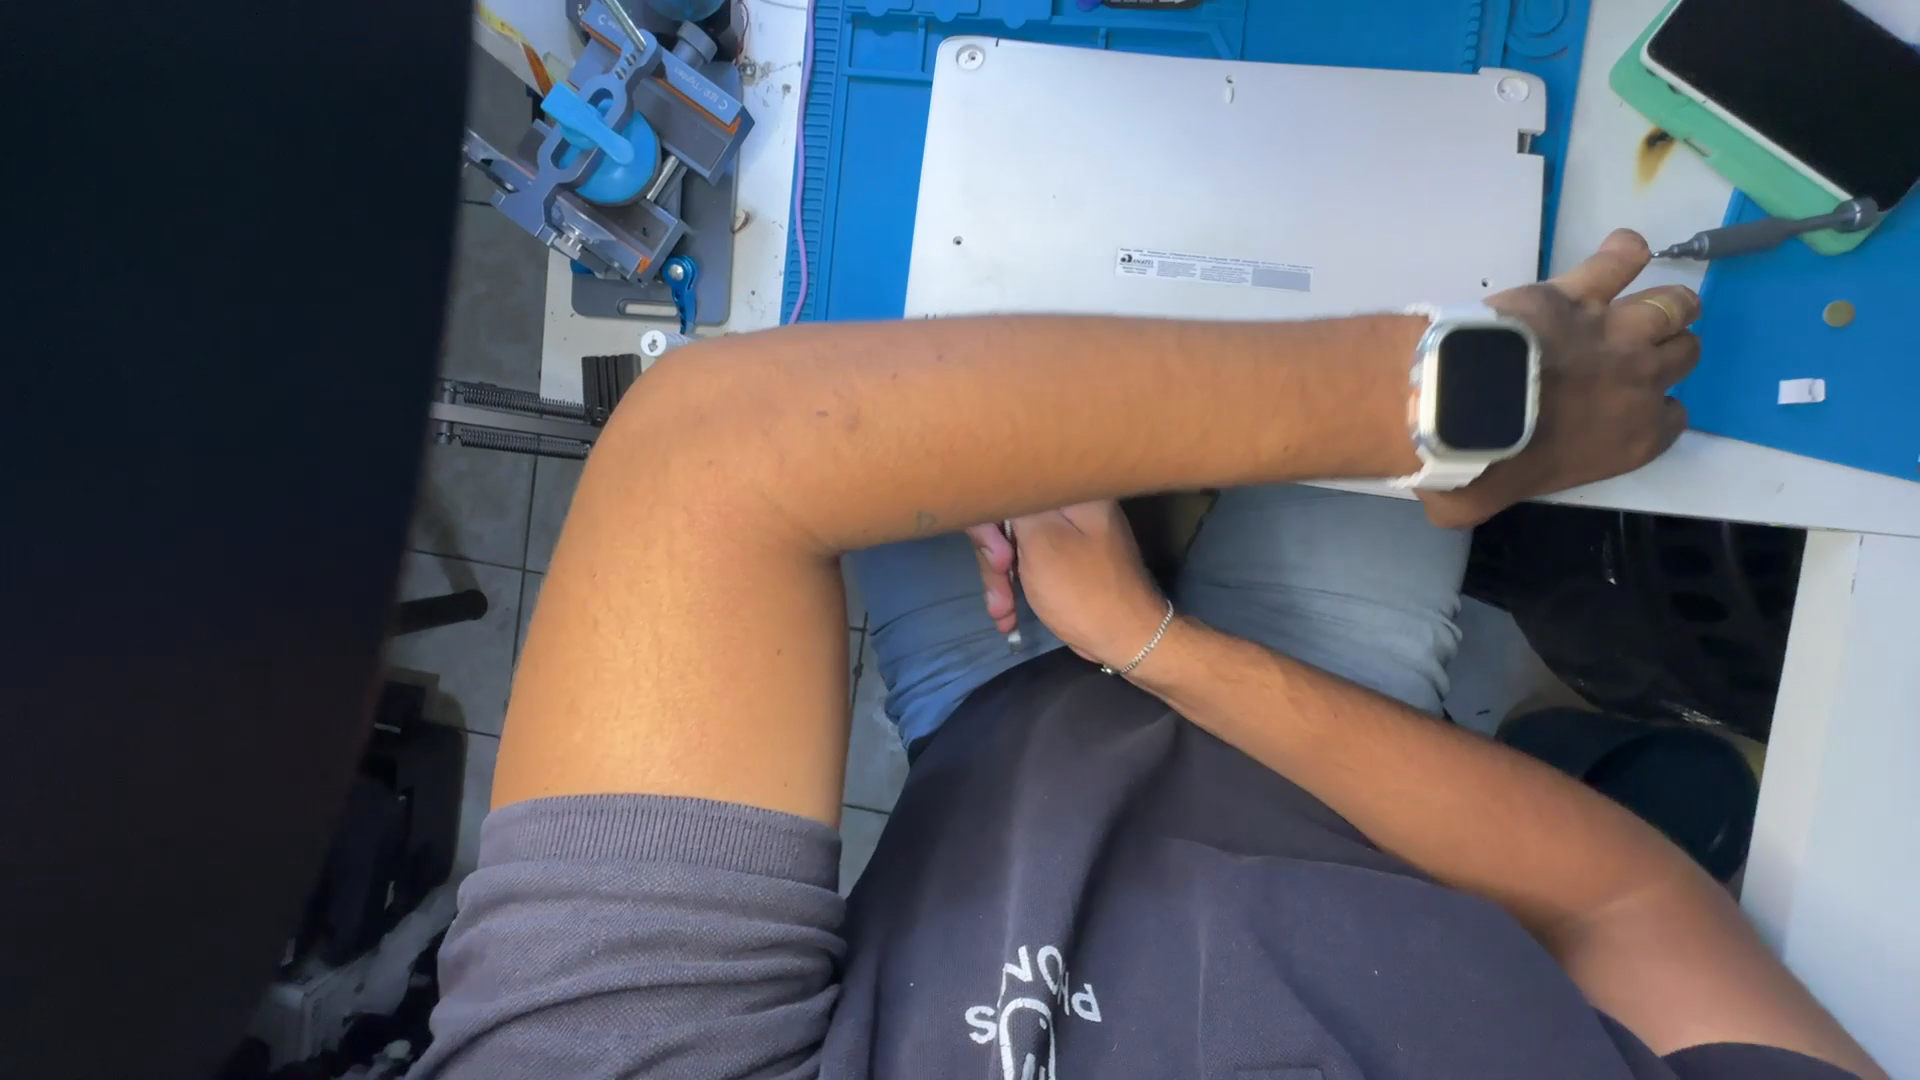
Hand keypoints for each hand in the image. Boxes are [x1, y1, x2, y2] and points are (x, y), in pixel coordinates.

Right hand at [965, 502, 1166, 668]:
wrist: (1128, 640)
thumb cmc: (1082, 590)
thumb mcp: (1040, 541)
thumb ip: (1013, 507)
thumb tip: (998, 486)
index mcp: (1070, 490)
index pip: (1010, 488)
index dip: (990, 523)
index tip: (999, 559)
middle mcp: (1072, 503)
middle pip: (1010, 518)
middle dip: (996, 560)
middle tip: (999, 596)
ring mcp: (1071, 530)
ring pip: (1017, 542)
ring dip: (1003, 578)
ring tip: (1002, 612)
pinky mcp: (1069, 555)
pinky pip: (1031, 558)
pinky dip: (1017, 583)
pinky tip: (1008, 613)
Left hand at [1419, 229, 1701, 527]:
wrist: (1450, 410)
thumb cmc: (1469, 466)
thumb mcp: (1476, 502)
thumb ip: (1490, 497)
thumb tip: (1463, 500)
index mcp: (1630, 439)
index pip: (1668, 421)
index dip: (1646, 412)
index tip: (1615, 408)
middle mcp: (1639, 381)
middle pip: (1681, 356)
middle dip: (1656, 356)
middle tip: (1615, 358)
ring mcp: (1613, 331)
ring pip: (1672, 305)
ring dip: (1659, 307)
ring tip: (1627, 311)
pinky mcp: (1573, 295)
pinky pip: (1619, 261)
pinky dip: (1621, 253)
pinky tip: (1617, 253)